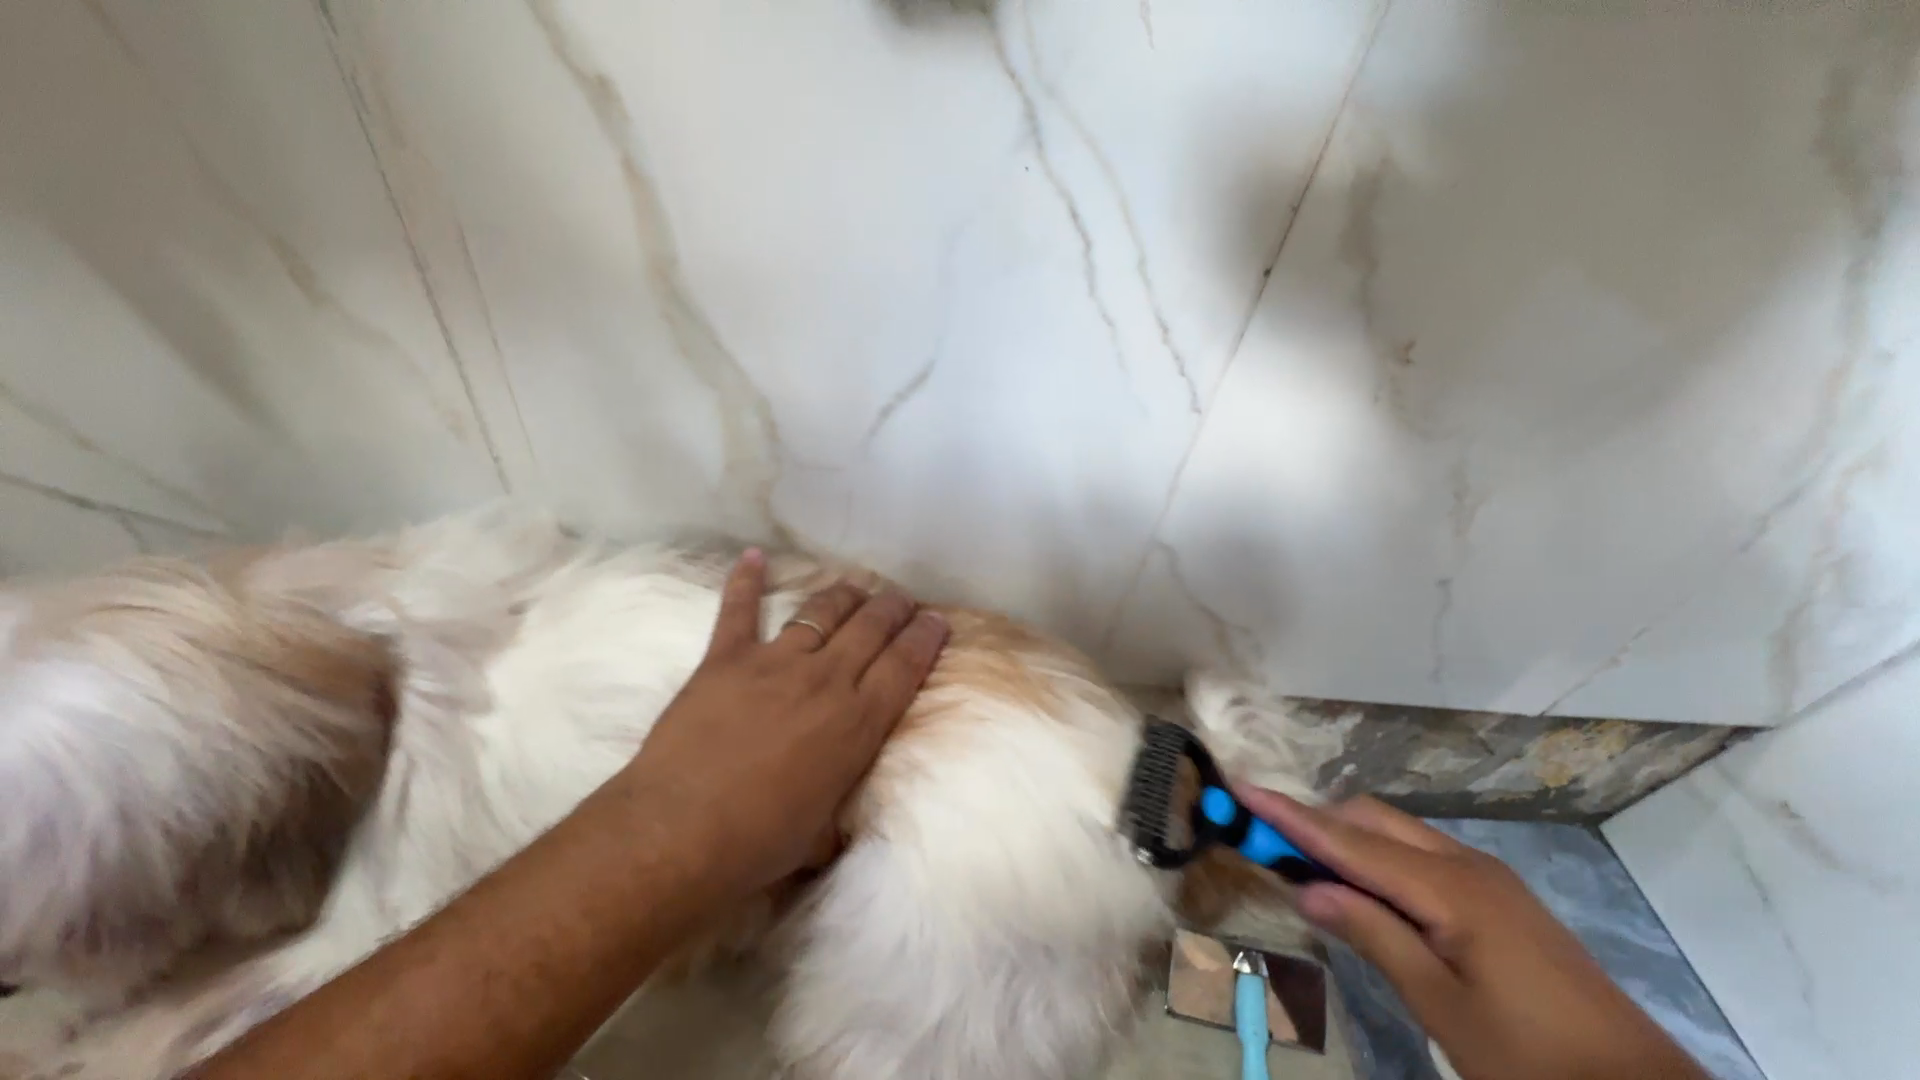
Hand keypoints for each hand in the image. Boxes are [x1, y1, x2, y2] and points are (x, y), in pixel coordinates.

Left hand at [624, 549, 947, 899]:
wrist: (680, 830)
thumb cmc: (759, 842)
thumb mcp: (822, 832)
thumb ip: (839, 811)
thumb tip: (843, 822)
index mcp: (858, 723)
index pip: (905, 665)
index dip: (926, 637)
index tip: (937, 620)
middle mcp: (826, 680)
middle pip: (872, 627)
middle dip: (894, 607)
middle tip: (903, 600)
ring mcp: (775, 662)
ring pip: (821, 611)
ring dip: (845, 594)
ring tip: (856, 587)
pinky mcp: (726, 658)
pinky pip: (740, 609)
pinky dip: (746, 580)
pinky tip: (754, 555)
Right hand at [1239, 790, 1709, 1079]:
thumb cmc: (1531, 1055)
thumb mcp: (1441, 1005)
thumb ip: (1373, 935)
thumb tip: (1307, 888)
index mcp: (1451, 889)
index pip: (1350, 841)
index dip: (1290, 815)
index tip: (1241, 788)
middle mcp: (1466, 864)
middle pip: (1371, 819)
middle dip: (1314, 821)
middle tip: (1265, 843)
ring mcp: (1486, 876)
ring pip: (1396, 832)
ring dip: (1345, 839)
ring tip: (1302, 866)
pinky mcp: (1497, 896)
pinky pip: (1420, 855)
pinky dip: (1377, 858)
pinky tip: (1362, 889)